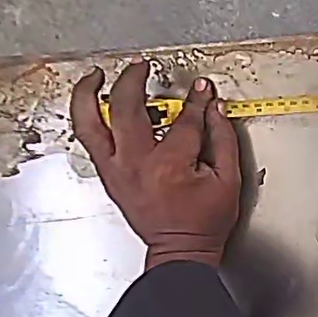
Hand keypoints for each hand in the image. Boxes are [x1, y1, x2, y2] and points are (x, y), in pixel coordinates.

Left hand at [70, 64, 241, 269]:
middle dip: (135, 80)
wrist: (181, 250)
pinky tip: (95, 105)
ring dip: (90, 94)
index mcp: (170, 165)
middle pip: (127, 107)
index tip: (203, 89)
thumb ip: (222, 139)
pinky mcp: (109, 177)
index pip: (184, 120)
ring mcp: (117, 171)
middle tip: (142, 65)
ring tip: (95, 75)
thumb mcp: (228, 180)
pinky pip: (90, 141)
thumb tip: (213, 108)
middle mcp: (136, 164)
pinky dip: (89, 118)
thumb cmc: (204, 222)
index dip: (196, 101)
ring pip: (91, 123)